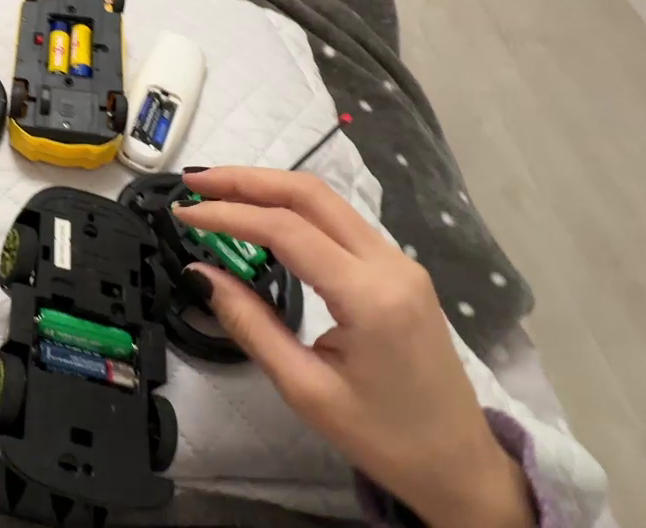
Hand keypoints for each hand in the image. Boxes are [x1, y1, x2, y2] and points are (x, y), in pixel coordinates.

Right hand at [175, 168, 532, 527]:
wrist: (461, 466)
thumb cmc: (384, 437)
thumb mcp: (304, 388)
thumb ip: (248, 322)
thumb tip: (199, 273)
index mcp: (370, 297)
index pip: (286, 229)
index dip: (228, 214)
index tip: (184, 212)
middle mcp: (390, 265)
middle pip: (309, 194)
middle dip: (246, 179)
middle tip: (195, 182)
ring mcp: (399, 262)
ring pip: (325, 199)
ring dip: (268, 186)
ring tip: (217, 190)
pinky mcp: (397, 269)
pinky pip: (338, 219)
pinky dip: (291, 206)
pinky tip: (260, 212)